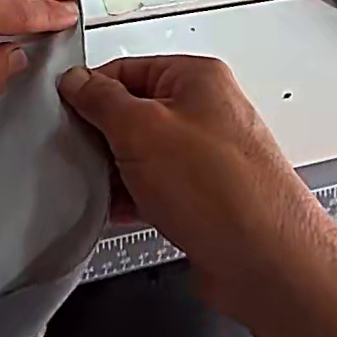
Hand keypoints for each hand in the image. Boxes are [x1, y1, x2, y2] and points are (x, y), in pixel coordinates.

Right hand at [58, 56, 336, 311]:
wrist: (270, 269)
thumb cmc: (221, 191)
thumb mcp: (139, 129)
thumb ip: (99, 99)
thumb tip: (77, 81)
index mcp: (197, 77)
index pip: (126, 68)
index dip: (92, 88)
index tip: (67, 109)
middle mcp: (207, 109)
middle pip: (134, 109)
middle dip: (104, 133)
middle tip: (82, 149)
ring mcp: (210, 153)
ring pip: (144, 149)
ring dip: (118, 167)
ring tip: (100, 183)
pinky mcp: (208, 193)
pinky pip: (160, 182)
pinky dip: (136, 192)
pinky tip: (119, 208)